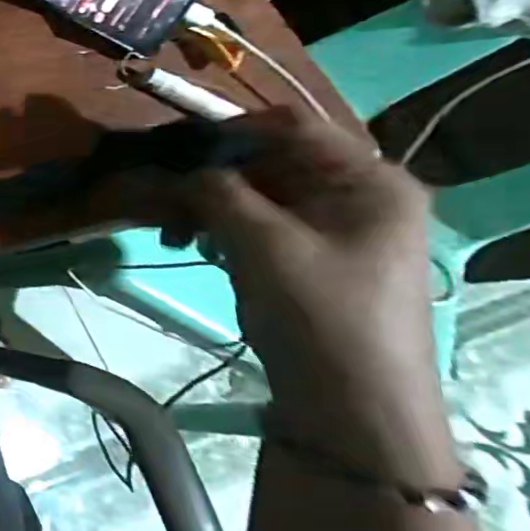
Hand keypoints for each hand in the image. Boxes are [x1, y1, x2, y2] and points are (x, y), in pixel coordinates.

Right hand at [166, 111, 458, 482]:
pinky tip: (195, 244)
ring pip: (256, 192)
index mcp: (369, 180)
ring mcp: (334, 226)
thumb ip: (217, 191)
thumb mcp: (261, 242)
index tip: (172, 149)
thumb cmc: (319, 313)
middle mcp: (356, 194)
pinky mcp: (309, 254)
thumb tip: (179, 169)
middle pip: (269, 160)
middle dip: (210, 175)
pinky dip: (221, 226)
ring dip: (208, 204)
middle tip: (160, 198)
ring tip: (173, 231)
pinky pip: (258, 221)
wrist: (353, 405)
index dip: (228, 130)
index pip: (290, 126)